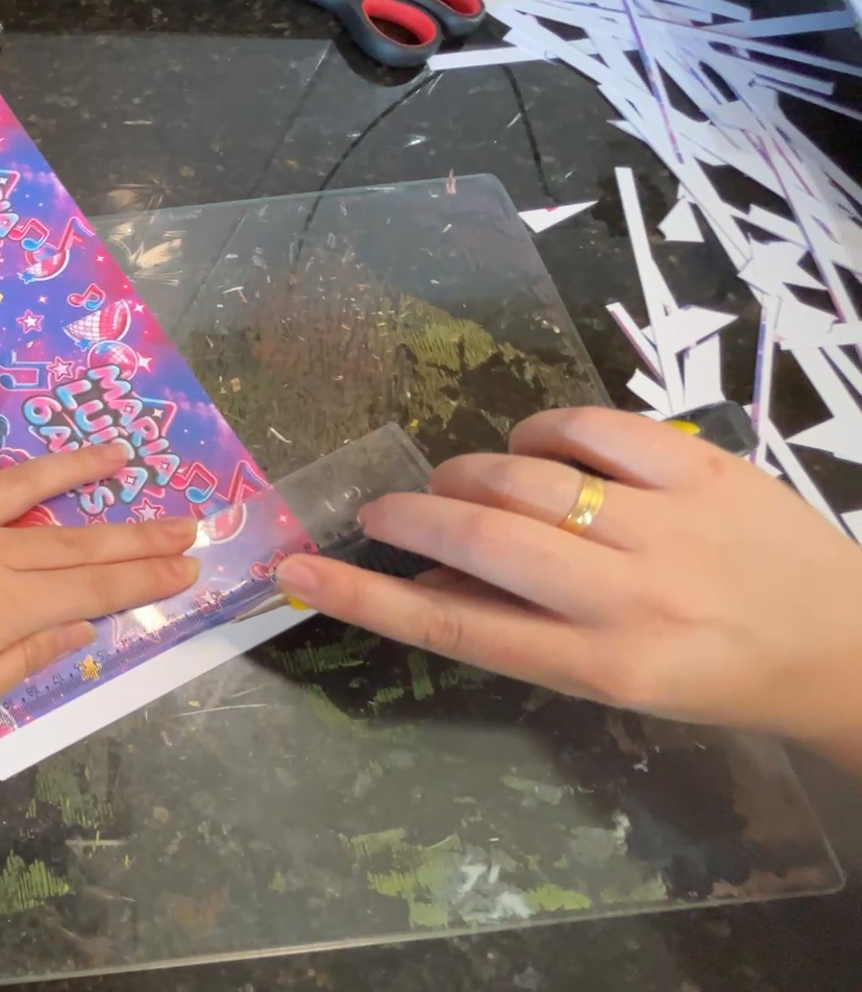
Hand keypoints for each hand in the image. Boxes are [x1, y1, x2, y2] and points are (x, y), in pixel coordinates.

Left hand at [0, 374, 199, 735]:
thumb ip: (23, 660)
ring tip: (121, 453)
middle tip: (187, 522)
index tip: (188, 567)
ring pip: (25, 484)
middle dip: (138, 535)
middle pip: (76, 540)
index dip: (146, 579)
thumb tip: (81, 631)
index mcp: (3, 603)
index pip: (95, 590)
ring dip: (78, 468)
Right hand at [275, 407, 861, 750]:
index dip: (362, 597)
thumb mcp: (596, 674)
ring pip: (520, 478)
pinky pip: (586, 428)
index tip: (295, 574)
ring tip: (463, 488)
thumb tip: (412, 576)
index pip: (453, 625)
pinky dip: (534, 434)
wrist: (859, 647)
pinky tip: (534, 454)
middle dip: (405, 515)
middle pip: (478, 538)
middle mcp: (635, 598)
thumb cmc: (704, 672)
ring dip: (462, 477)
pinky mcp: (709, 469)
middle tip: (382, 513)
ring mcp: (676, 526)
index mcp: (601, 664)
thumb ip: (500, 622)